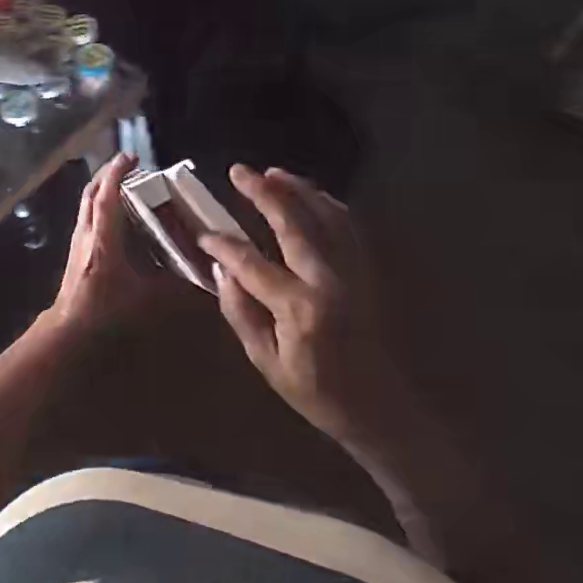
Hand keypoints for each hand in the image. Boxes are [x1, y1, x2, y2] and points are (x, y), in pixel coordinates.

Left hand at [49, 154, 180, 329]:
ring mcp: (78, 238)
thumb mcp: (146, 296)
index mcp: (103, 239)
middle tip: (133, 165)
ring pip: (87, 202)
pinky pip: (87, 213)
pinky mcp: (76, 246)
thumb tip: (203, 275)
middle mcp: (86, 232)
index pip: (106, 197)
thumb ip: (175, 284)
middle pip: (91, 192)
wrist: (70, 323)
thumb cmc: (106, 309)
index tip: (131, 156)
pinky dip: (101, 202)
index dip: (117, 174)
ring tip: (127, 182)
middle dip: (110, 174)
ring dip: (104, 186)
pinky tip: (118, 210)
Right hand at [198, 165, 411, 446]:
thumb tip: (223, 270)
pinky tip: (312, 196)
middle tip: (239, 171)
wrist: (381, 411)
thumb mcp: (264, 360)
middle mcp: (330, 283)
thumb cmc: (315, 392)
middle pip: (294, 224)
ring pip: (328, 218)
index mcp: (298, 307)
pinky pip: (349, 230)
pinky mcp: (367, 275)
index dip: (221, 243)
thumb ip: (240, 312)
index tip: (202, 235)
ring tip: (273, 173)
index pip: (250, 261)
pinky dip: (330, 206)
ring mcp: (354, 275)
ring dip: (300, 191)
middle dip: (264, 194)